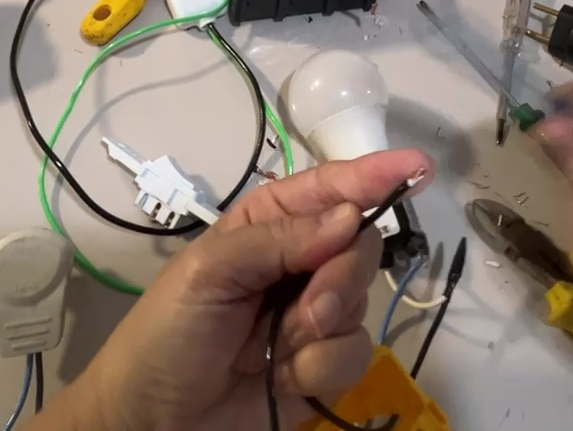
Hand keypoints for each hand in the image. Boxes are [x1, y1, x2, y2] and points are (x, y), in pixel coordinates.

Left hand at [42, 148, 431, 430]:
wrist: (154, 424)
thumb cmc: (168, 331)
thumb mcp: (210, 270)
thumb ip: (280, 239)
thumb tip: (349, 215)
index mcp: (268, 221)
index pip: (330, 187)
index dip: (374, 174)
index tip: (418, 167)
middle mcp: (298, 258)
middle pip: (358, 242)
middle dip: (342, 272)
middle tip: (308, 304)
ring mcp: (313, 311)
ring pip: (361, 298)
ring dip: (325, 324)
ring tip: (283, 343)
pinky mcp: (323, 362)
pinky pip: (355, 351)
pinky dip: (322, 366)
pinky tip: (286, 375)